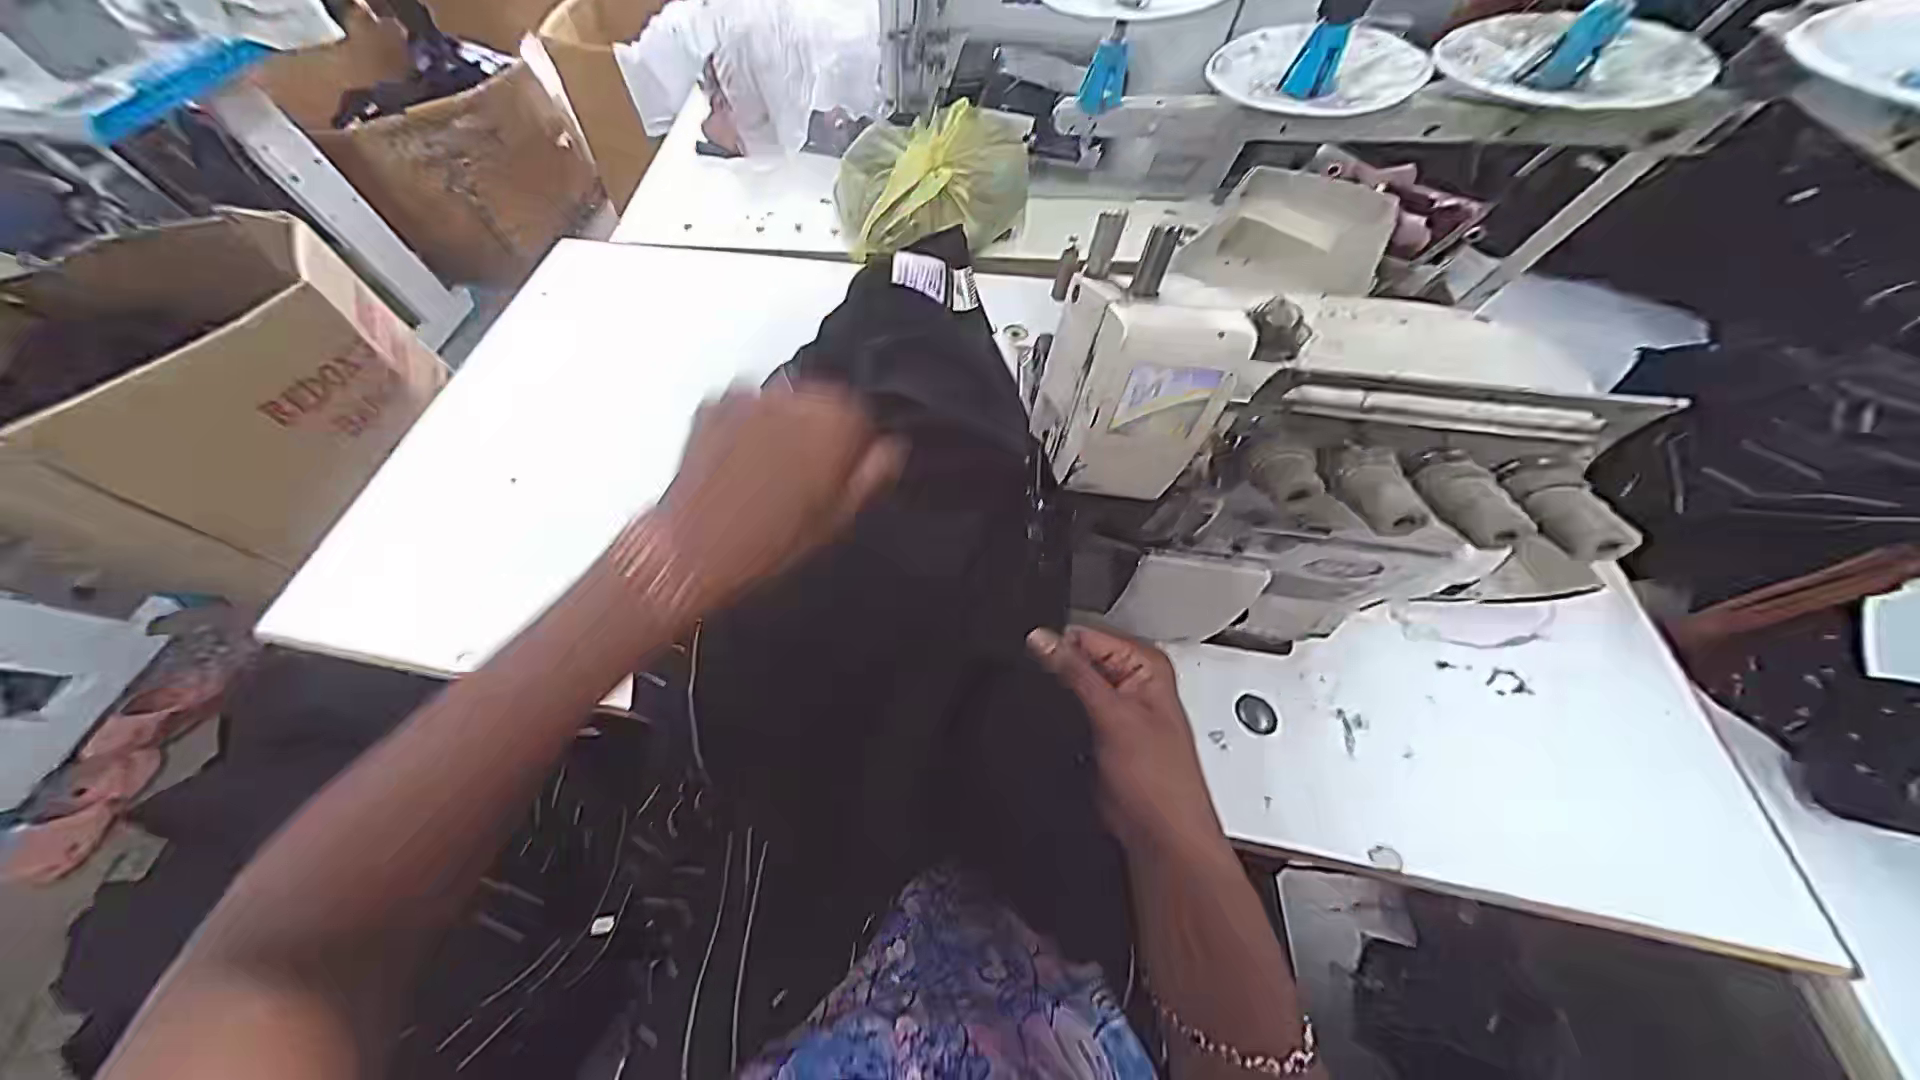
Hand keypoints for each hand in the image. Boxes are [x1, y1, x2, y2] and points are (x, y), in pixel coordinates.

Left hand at [612, 383, 903, 615]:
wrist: (692, 549)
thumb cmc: (763, 544)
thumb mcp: (836, 520)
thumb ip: (871, 475)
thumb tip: (890, 451)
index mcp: (832, 428)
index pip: (864, 412)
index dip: (859, 441)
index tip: (850, 463)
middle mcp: (794, 402)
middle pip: (826, 398)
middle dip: (824, 426)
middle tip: (810, 468)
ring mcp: (752, 398)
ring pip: (788, 397)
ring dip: (789, 421)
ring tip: (774, 466)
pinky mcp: (717, 403)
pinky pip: (748, 402)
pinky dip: (752, 421)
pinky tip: (747, 458)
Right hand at [1027, 625, 1226, 858]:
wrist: (1160, 834)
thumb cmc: (1161, 782)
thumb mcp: (1112, 715)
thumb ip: (1074, 672)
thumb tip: (1042, 639)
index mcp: (1146, 664)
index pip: (1087, 635)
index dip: (1060, 644)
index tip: (1038, 653)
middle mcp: (1134, 681)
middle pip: (1078, 658)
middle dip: (1061, 672)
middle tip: (1064, 699)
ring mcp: (1117, 707)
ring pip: (1071, 686)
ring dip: (1061, 697)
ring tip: (1073, 720)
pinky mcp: (1101, 731)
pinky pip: (1070, 711)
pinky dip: (1062, 717)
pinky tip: (1068, 730)